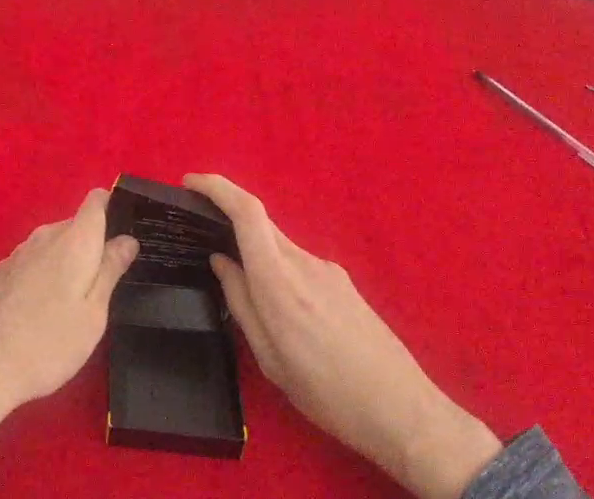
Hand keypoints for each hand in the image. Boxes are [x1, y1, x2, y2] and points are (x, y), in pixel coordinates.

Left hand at [0, 188, 139, 439]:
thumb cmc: (50, 343)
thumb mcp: (93, 313)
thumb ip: (110, 270)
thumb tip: (127, 239)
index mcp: (73, 241)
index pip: (96, 201)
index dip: (113, 206)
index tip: (129, 228)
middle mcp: (44, 236)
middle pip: (77, 224)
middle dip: (95, 242)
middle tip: (112, 277)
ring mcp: (19, 252)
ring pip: (54, 243)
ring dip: (70, 260)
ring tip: (80, 296)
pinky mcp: (2, 271)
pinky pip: (35, 259)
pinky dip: (47, 272)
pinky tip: (47, 305)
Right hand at [184, 174, 502, 498]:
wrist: (403, 411)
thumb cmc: (327, 394)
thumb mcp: (270, 357)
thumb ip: (241, 303)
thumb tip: (220, 260)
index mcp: (279, 282)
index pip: (247, 212)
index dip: (216, 187)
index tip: (189, 182)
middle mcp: (304, 263)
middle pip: (260, 224)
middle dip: (227, 221)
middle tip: (201, 240)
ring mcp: (328, 271)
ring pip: (279, 247)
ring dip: (255, 254)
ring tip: (243, 293)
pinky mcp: (343, 284)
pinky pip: (298, 264)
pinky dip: (278, 271)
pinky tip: (282, 312)